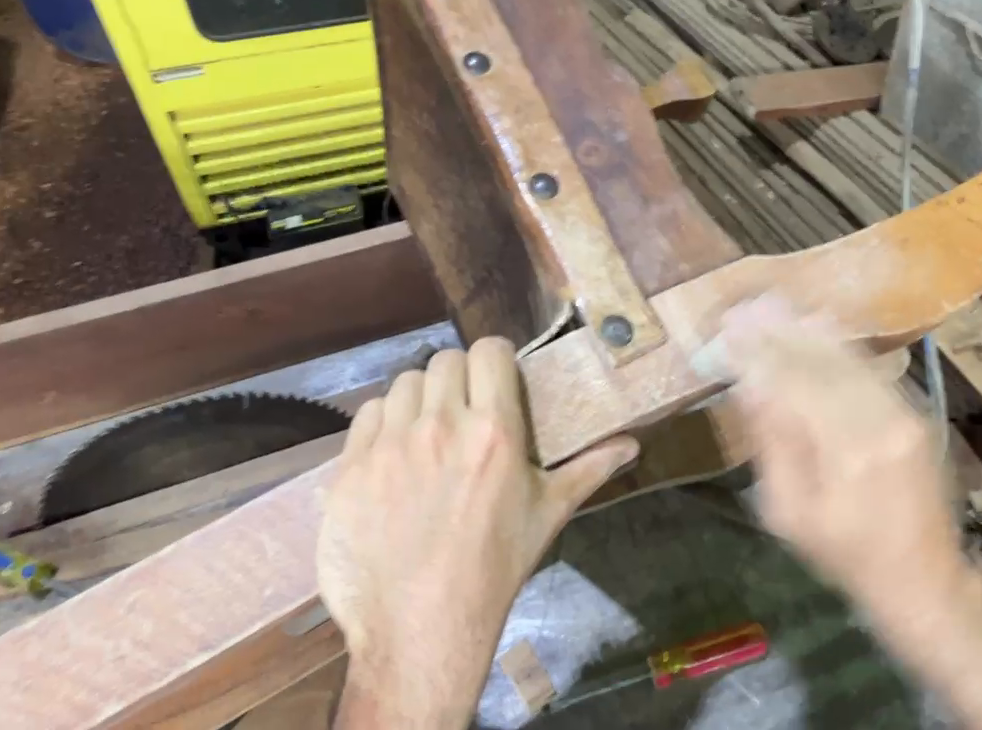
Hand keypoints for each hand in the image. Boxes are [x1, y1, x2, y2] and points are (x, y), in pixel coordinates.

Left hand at [318, 337, 638, 728]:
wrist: (420, 630)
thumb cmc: (494, 568)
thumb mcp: (547, 515)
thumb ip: (589, 469)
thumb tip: (631, 443)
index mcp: (493, 431)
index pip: (489, 351)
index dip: (495, 358)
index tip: (496, 376)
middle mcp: (440, 426)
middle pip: (445, 361)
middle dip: (458, 378)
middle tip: (462, 408)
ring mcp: (390, 445)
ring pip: (403, 384)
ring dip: (418, 399)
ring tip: (425, 432)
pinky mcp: (350, 467)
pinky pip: (367, 416)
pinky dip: (382, 426)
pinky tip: (392, 455)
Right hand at [715, 297, 967, 611]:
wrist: (923, 578)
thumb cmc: (844, 555)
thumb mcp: (790, 514)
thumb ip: (773, 445)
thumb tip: (750, 385)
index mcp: (844, 453)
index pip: (791, 383)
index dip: (756, 353)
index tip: (726, 331)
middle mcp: (878, 422)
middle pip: (819, 361)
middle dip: (777, 332)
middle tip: (743, 308)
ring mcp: (903, 414)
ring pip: (846, 357)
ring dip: (805, 328)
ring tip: (771, 304)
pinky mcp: (914, 413)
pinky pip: (870, 367)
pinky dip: (838, 342)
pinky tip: (815, 323)